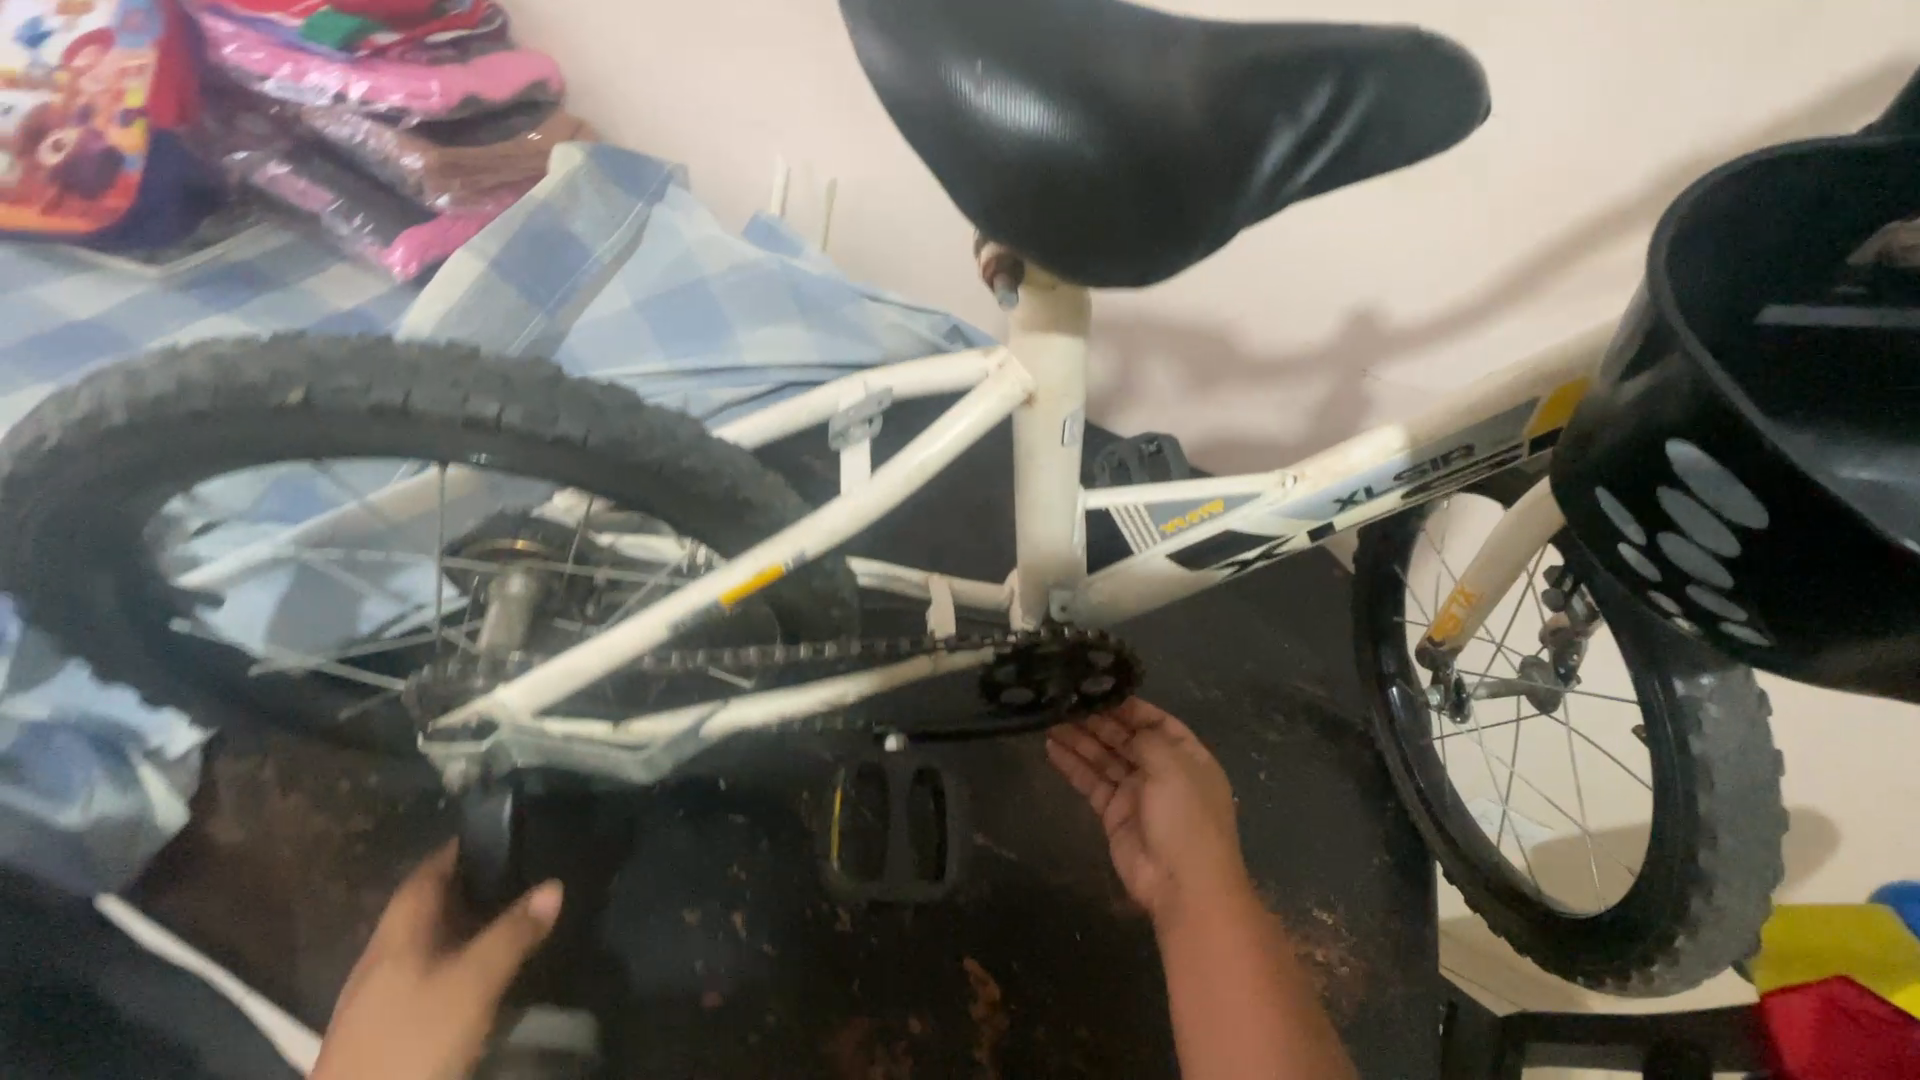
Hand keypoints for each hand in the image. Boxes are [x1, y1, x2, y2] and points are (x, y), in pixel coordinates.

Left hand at [312, 841, 563, 1079]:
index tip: (498, 836)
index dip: (458, 851)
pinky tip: (476, 974)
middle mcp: (381, 956)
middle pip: (423, 908)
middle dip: (467, 888)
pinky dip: (453, 961)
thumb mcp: (474, 984)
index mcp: (397, 934)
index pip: (425, 875)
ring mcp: (376, 996)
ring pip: (423, 944)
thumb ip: (512, 934)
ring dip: (461, 927)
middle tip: (515, 875)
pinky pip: (423, 975)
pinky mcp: (383, 1028)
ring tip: (505, 920)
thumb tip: (554, 885)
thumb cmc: (414, 1039)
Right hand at [1046, 697, 1249, 925]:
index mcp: (1187, 756)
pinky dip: (1073, 765)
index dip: (1129, 706)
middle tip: (1065, 701)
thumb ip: (1146, 738)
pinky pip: (1091, 782)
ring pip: (1104, 758)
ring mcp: (1137, 793)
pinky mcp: (1114, 813)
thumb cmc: (1186, 818)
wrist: (1183, 884)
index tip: (1097, 690)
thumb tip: (1122, 723)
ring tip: (1050, 718)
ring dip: (1080, 739)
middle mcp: (1162, 770)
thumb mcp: (1173, 767)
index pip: (1156, 721)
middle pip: (1126, 738)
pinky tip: (1051, 747)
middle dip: (1098, 720)